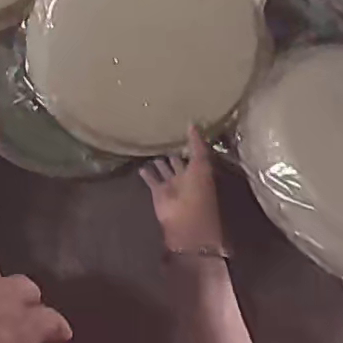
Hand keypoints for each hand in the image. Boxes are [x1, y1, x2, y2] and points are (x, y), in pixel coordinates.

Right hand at [140, 127, 224, 250]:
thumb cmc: (199, 191)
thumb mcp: (202, 164)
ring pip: (164, 170)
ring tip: (151, 149)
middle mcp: (185, 177)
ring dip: (159, 163)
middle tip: (165, 138)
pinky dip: (146, 174)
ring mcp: (171, 185)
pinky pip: (151, 180)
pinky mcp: (158, 192)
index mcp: (200, 170)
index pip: (194, 153)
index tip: (183, 130)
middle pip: (178, 162)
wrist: (186, 219)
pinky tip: (140, 165)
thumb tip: (192, 123)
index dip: (190, 143)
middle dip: (173, 153)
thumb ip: (197, 144)